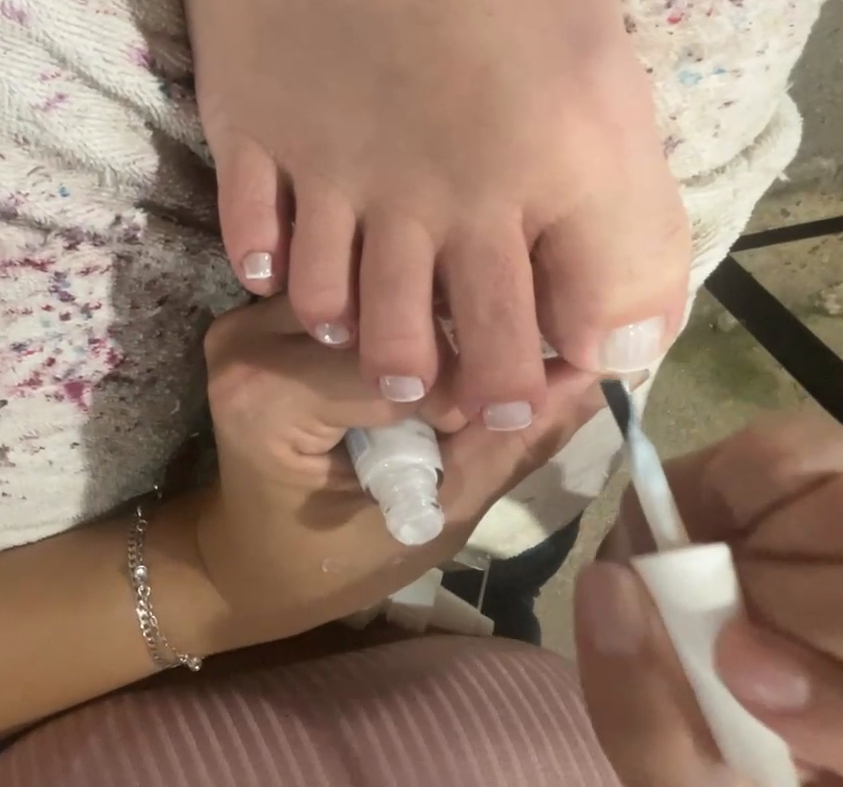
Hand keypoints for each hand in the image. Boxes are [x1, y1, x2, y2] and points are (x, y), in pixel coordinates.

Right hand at [147, 0, 690, 427]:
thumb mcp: (598, 1)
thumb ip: (601, 147)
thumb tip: (594, 246)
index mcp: (570, 148)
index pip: (595, 322)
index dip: (586, 358)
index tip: (569, 358)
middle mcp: (451, 186)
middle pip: (467, 346)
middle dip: (480, 386)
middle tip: (472, 396)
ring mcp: (334, 163)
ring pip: (348, 314)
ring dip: (370, 344)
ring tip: (377, 356)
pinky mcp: (246, 125)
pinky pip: (257, 241)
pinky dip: (275, 271)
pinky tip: (280, 274)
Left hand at [191, 297, 605, 646]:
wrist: (249, 553)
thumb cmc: (331, 558)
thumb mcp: (430, 516)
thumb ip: (504, 443)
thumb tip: (599, 369)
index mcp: (268, 396)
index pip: (403, 359)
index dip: (472, 383)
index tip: (508, 408)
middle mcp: (244, 339)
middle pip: (384, 306)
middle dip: (456, 335)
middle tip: (505, 364)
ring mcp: (243, 317)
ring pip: (371, 285)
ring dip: (429, 318)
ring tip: (469, 351)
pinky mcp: (255, 310)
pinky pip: (349, 291)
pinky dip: (397, 314)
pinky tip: (430, 339)